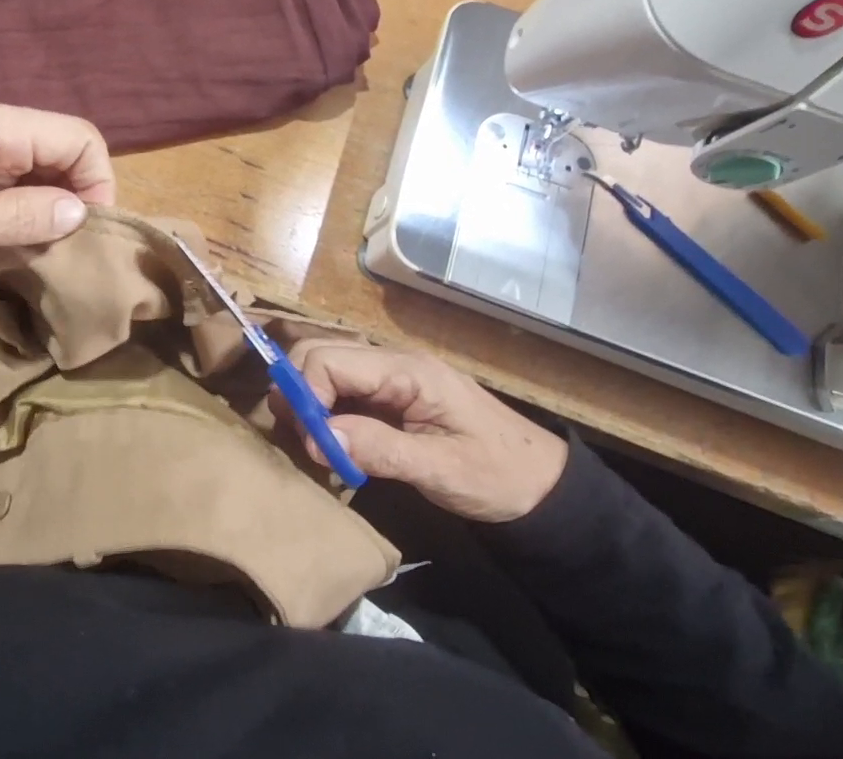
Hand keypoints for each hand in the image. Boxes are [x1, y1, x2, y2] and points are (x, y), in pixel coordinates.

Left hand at [0, 100, 115, 272]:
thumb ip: (21, 216)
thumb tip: (82, 213)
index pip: (79, 138)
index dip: (97, 182)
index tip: (88, 232)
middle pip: (63, 153)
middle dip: (78, 198)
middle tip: (71, 248)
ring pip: (42, 172)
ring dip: (52, 209)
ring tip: (49, 252)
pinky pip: (16, 186)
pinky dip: (27, 213)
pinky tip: (22, 244)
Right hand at [287, 340, 568, 522]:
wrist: (543, 486)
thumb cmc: (499, 475)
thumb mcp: (442, 469)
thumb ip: (381, 450)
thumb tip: (319, 439)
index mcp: (407, 370)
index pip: (328, 361)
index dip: (305, 395)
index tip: (310, 442)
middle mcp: (391, 363)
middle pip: (317, 355)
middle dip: (298, 394)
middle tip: (304, 440)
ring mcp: (388, 378)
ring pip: (323, 370)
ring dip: (307, 403)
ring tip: (315, 444)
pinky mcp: (387, 396)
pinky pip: (339, 391)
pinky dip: (323, 413)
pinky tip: (330, 443)